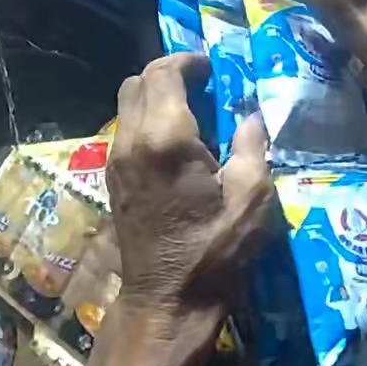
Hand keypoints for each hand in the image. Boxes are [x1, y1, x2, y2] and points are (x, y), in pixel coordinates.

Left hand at [97, 52, 271, 365]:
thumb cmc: (214, 253)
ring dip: (156, 97)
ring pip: (126, 105)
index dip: (189, 62)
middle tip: (204, 87)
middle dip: (169, 74)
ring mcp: (116, 161)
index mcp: (165, 139)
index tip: (214, 69)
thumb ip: (252, 146)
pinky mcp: (114, 180)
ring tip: (194, 113)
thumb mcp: (250, 199)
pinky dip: (147, 120)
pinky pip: (126, 130)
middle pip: (137, 81)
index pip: (163, 73)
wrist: (166, 303)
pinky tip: (178, 144)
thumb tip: (251, 117)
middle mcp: (131, 141)